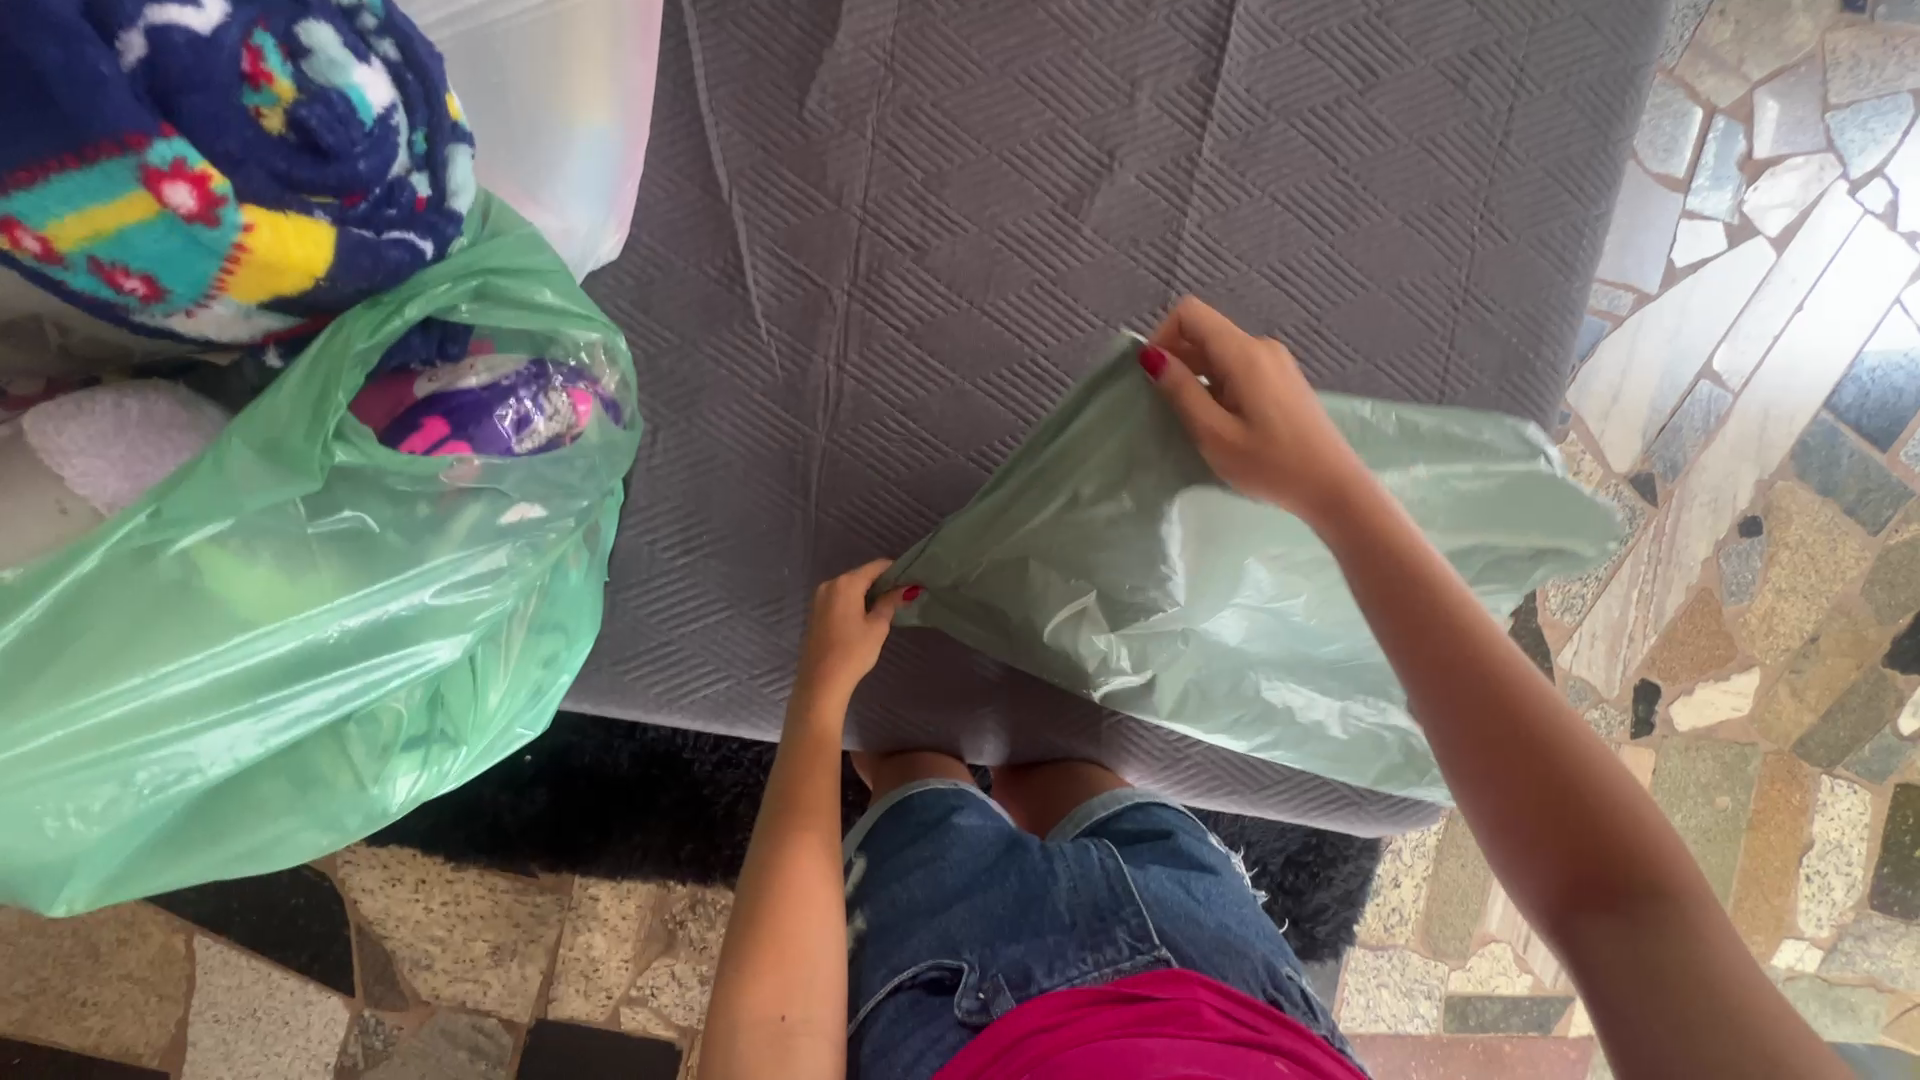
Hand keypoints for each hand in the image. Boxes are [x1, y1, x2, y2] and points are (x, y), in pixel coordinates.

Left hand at [792, 559, 917, 705]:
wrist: (821, 682)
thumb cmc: (853, 652)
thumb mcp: (877, 626)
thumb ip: (890, 602)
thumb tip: (906, 588)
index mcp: (846, 584)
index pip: (876, 566)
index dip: (895, 570)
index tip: (910, 579)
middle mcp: (830, 584)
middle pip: (861, 575)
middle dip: (881, 581)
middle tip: (901, 594)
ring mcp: (819, 598)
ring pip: (849, 587)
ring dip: (867, 592)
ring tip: (887, 605)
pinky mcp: (815, 611)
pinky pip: (839, 598)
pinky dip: (854, 600)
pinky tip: (865, 614)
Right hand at [1140, 296, 1370, 525]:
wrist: (1332, 486)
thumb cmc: (1270, 465)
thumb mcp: (1214, 434)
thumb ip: (1181, 392)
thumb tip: (1151, 358)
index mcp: (1244, 354)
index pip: (1190, 313)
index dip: (1162, 337)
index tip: (1154, 377)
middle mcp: (1261, 347)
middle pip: (1204, 332)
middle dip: (1177, 360)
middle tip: (1167, 407)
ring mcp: (1275, 362)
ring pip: (1219, 353)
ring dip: (1196, 377)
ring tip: (1194, 420)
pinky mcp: (1281, 380)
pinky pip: (1236, 368)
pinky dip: (1216, 385)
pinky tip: (1220, 421)